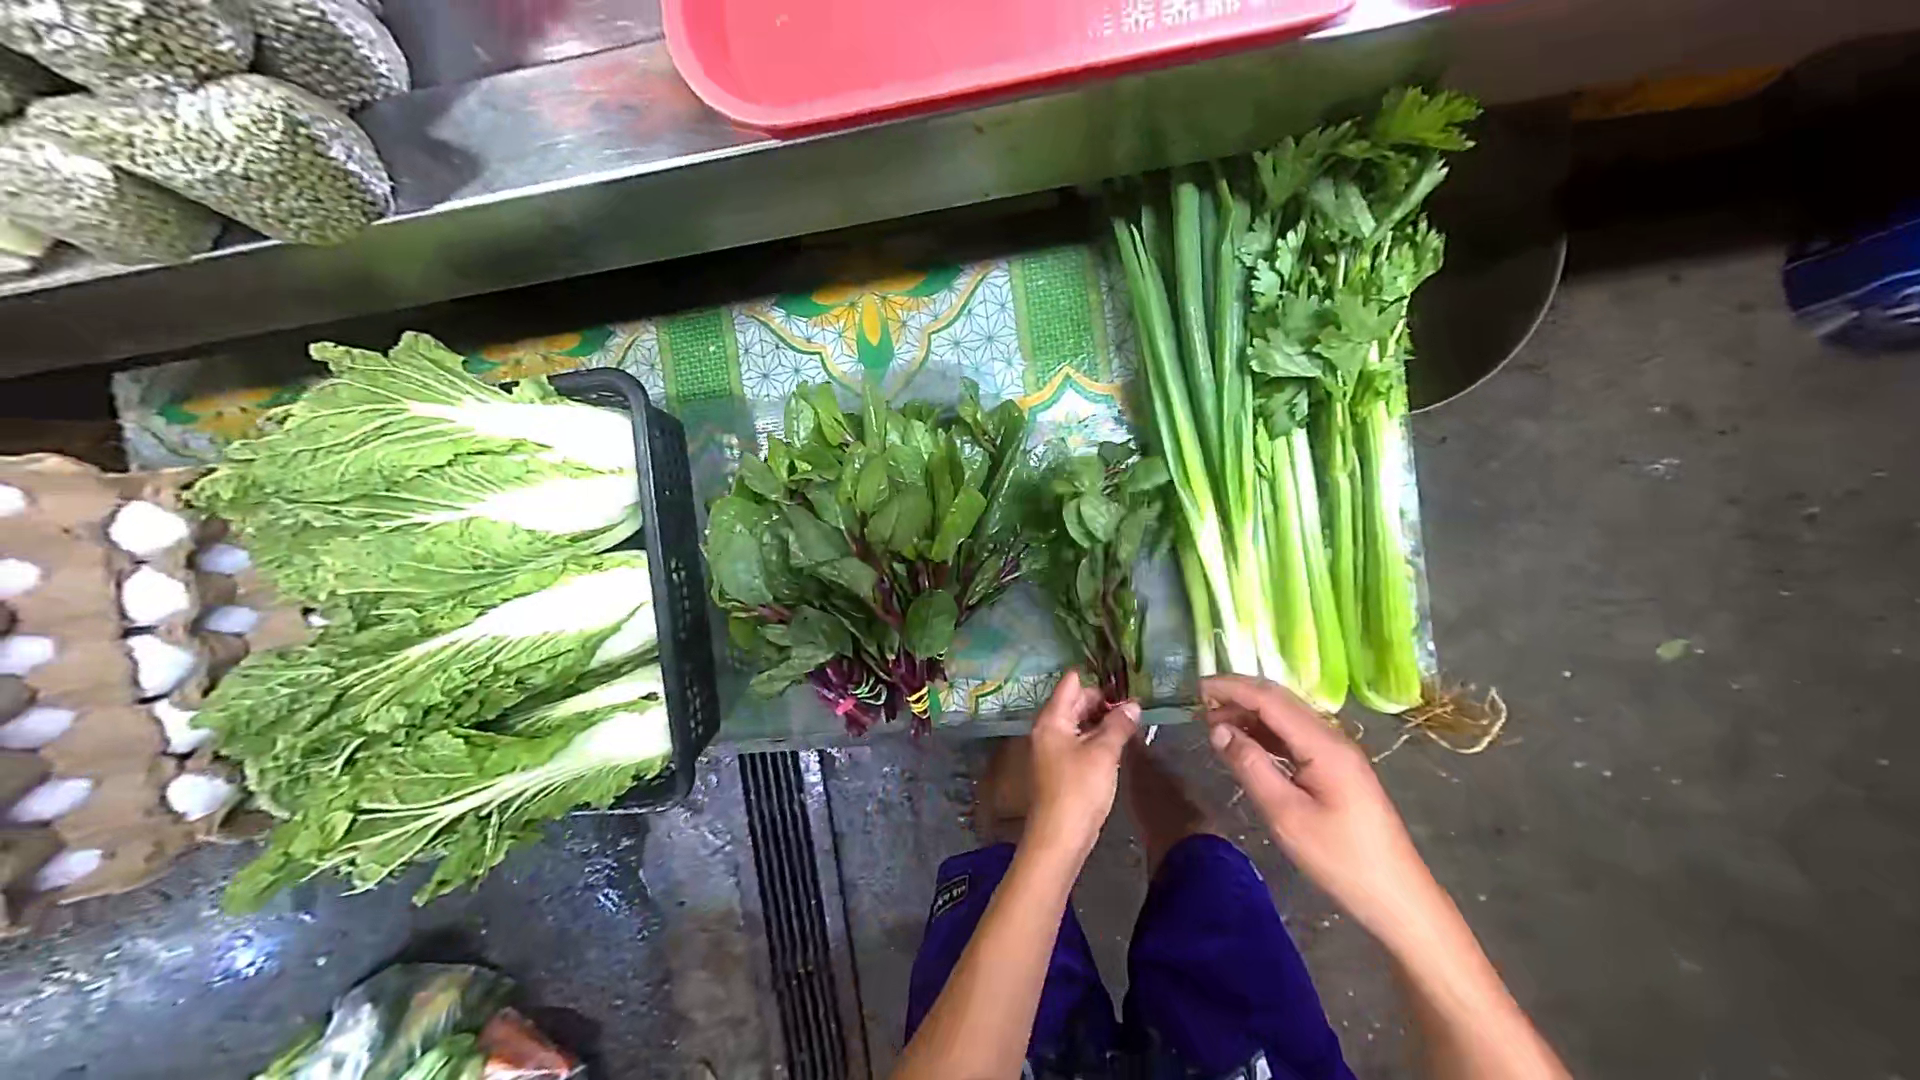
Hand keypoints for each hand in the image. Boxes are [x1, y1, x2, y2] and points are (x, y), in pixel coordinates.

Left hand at [1025, 670, 1138, 857]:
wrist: (1060, 836)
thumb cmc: (1080, 789)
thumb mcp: (1104, 753)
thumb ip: (1119, 724)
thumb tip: (1133, 705)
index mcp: (1052, 719)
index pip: (1071, 683)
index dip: (1097, 680)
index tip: (1125, 683)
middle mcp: (1048, 728)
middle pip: (1075, 702)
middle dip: (1103, 701)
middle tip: (1135, 706)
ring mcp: (1052, 748)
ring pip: (1079, 723)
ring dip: (1102, 721)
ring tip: (1132, 722)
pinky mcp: (1061, 766)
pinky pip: (1079, 741)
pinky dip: (1096, 738)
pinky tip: (1118, 743)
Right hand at [1201, 674, 1447, 943]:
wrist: (1397, 896)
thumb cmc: (1340, 858)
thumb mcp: (1286, 814)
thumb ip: (1250, 765)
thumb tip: (1218, 729)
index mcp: (1323, 744)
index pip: (1270, 699)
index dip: (1232, 688)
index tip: (1197, 687)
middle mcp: (1332, 738)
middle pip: (1280, 700)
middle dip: (1239, 694)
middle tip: (1200, 702)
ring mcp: (1336, 752)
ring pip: (1286, 716)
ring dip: (1250, 712)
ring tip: (1214, 722)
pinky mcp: (1335, 768)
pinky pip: (1294, 735)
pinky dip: (1264, 731)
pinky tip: (1245, 742)